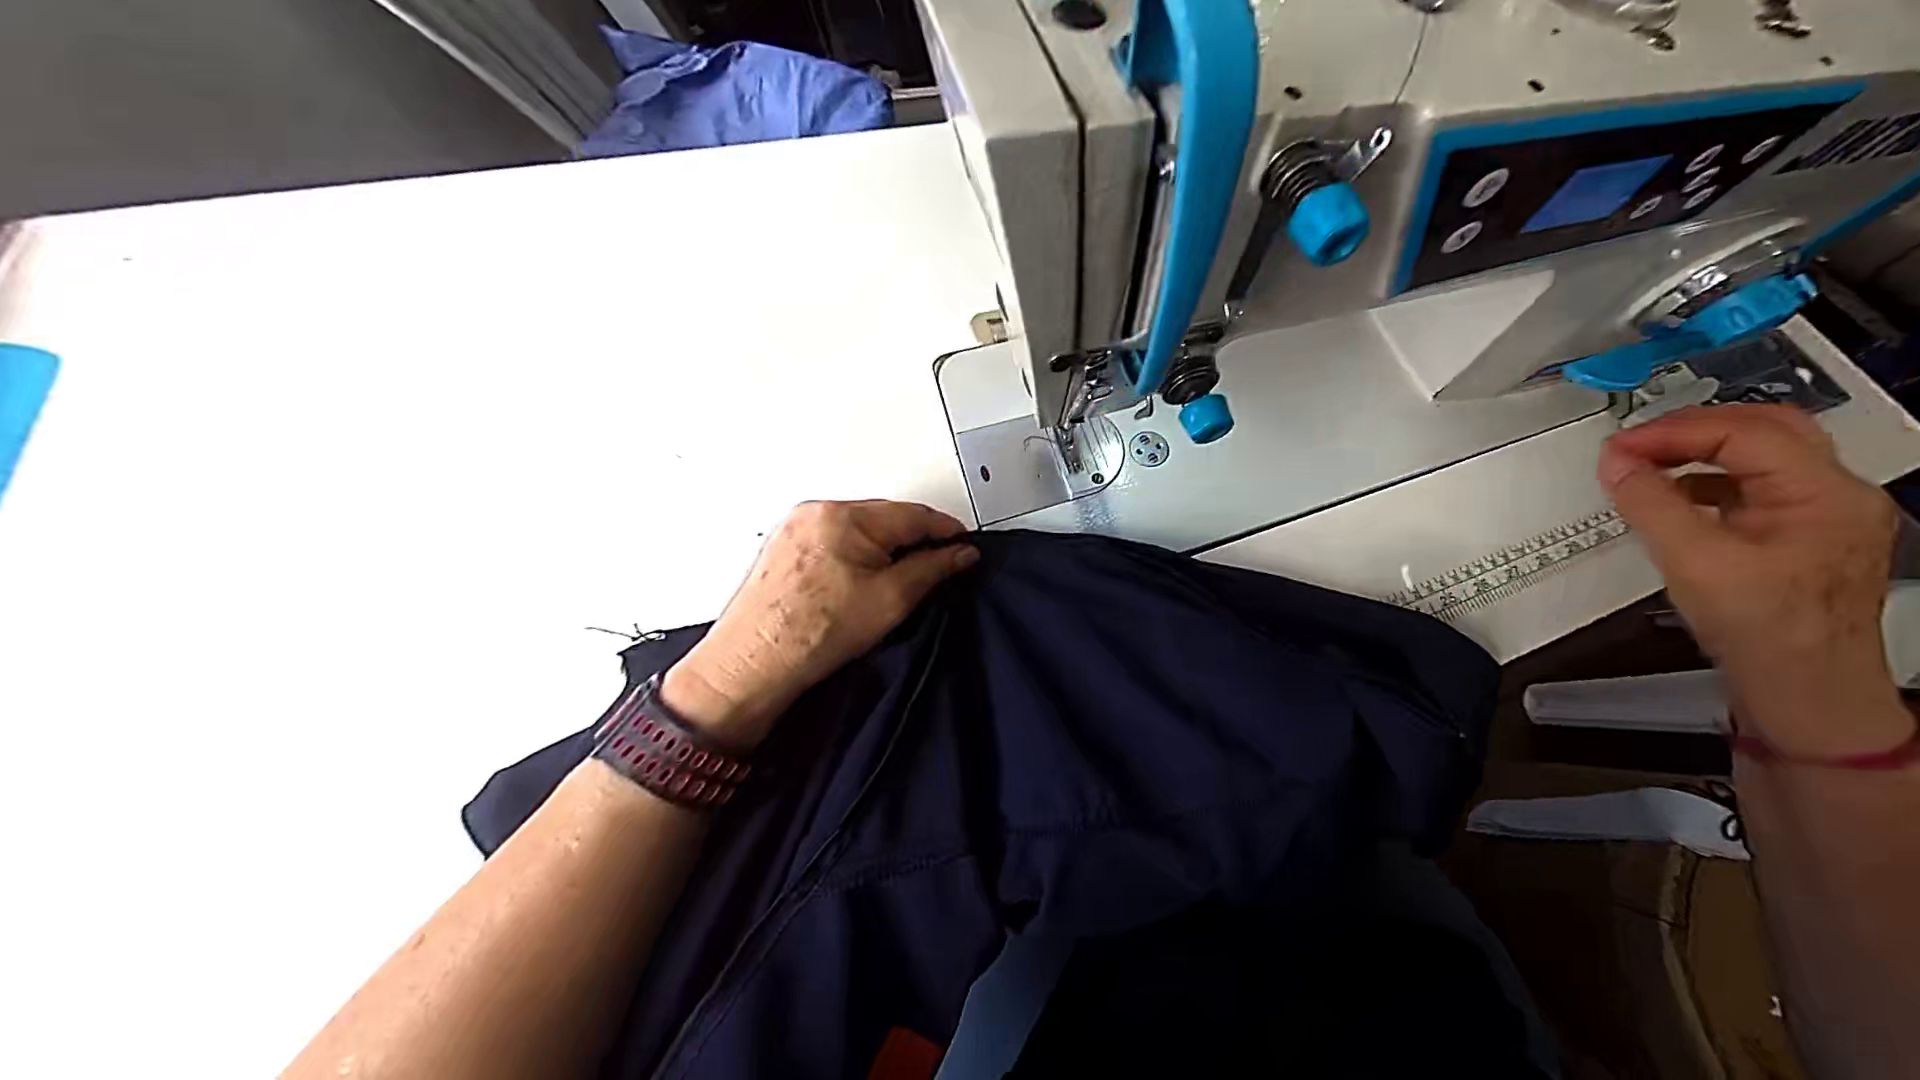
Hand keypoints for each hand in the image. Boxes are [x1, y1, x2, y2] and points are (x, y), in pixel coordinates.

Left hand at [660, 500, 978, 751]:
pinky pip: (836, 540)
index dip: (945, 530)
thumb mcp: (890, 601)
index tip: (963, 544)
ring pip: (861, 529)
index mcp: (844, 517)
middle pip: (886, 517)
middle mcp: (816, 513)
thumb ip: (932, 569)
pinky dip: (857, 555)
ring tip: (893, 585)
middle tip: (937, 567)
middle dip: (914, 540)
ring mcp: (798, 528)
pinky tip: (861, 585)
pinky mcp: (787, 546)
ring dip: (885, 549)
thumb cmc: (805, 636)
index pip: (913, 513)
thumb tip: (958, 554)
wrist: (752, 663)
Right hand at [1599, 404, 1908, 756]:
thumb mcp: (1692, 560)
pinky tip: (1670, 494)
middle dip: (1691, 429)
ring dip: (1698, 450)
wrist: (1801, 683)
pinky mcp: (1799, 531)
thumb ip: (1650, 504)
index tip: (1618, 447)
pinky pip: (1753, 485)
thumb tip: (1616, 462)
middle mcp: (1835, 495)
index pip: (1746, 434)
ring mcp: (1821, 513)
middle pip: (1766, 430)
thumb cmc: (1760, 627)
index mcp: (1823, 495)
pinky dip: (1706, 478)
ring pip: (1762, 454)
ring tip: (1643, 463)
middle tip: (1632, 443)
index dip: (1674, 432)